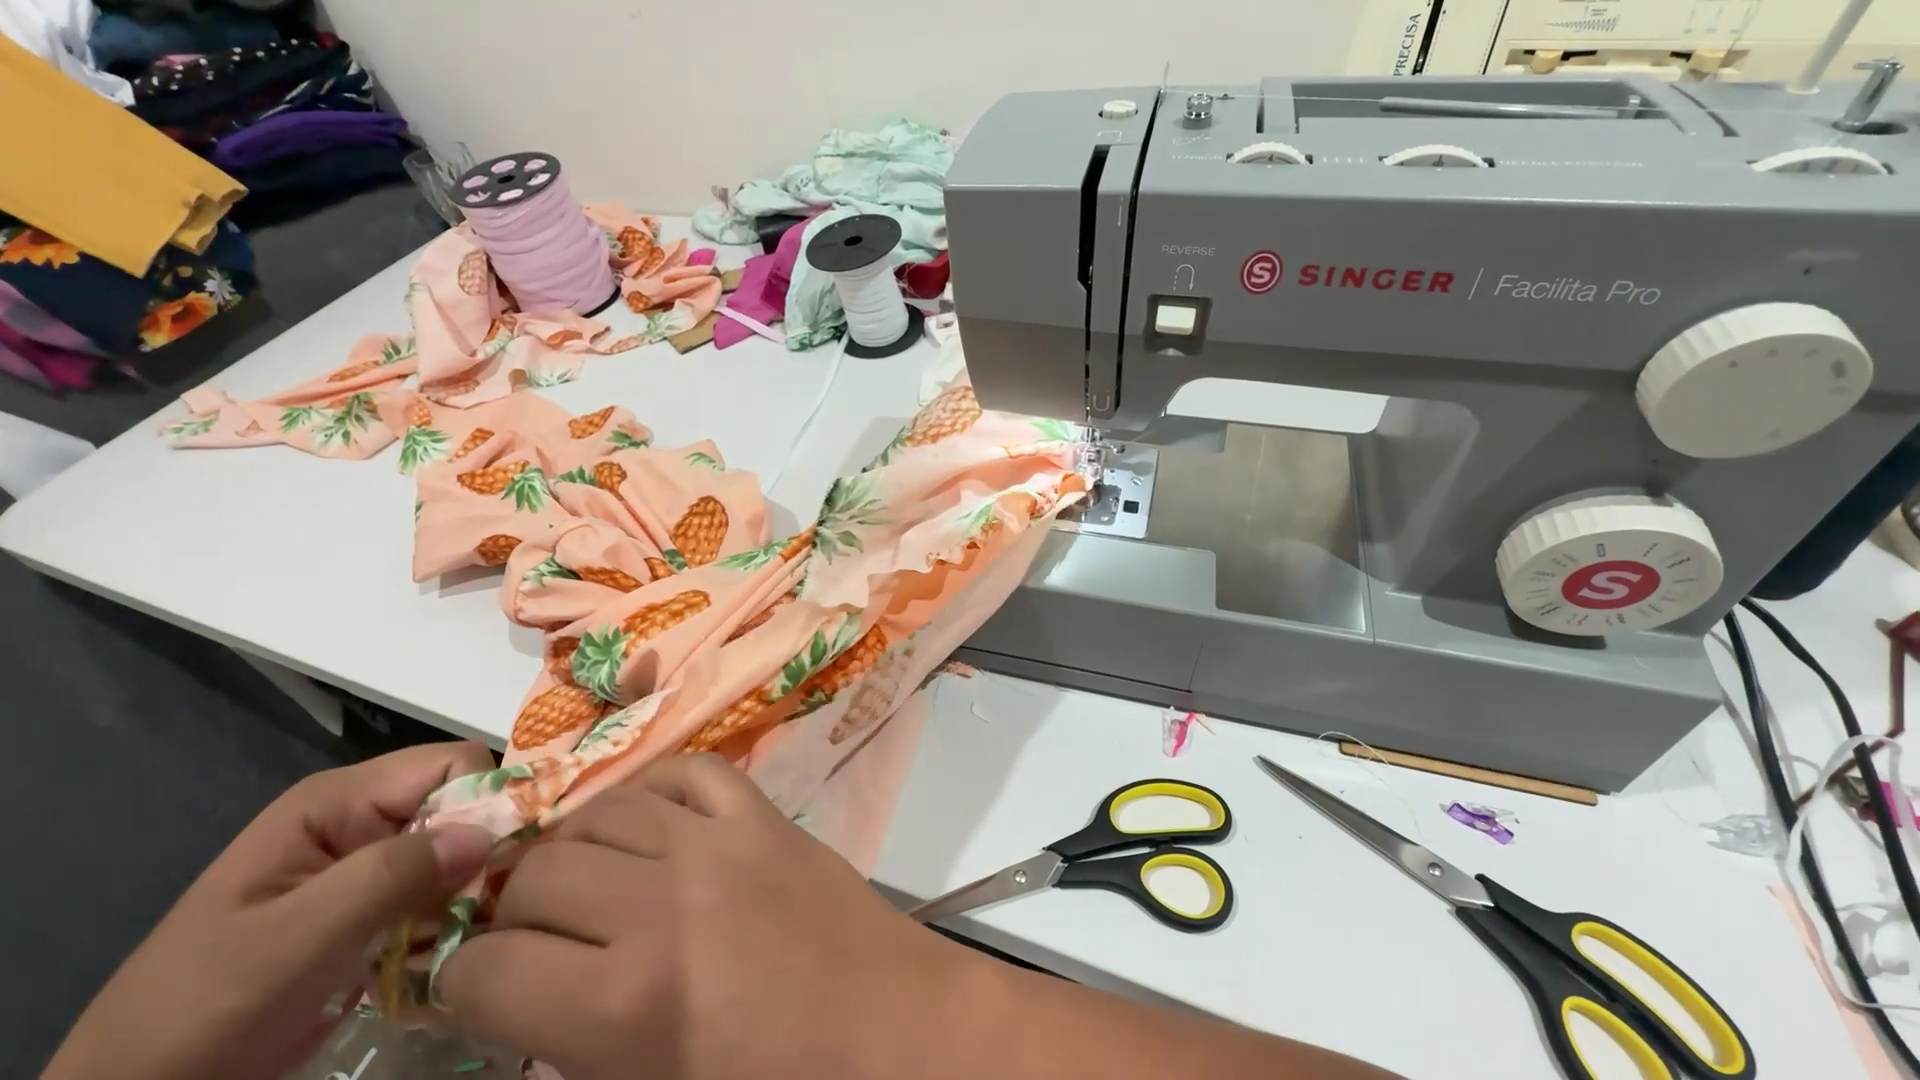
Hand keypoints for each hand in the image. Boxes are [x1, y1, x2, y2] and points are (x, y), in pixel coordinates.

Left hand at [44, 743, 497, 1079]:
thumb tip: (491, 831)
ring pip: (462, 855)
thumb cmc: (207, 1005)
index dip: (490, 803)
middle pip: (464, 808)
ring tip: (477, 943)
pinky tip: (454, 958)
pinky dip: (458, 923)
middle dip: (488, 855)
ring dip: (477, 895)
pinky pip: (443, 896)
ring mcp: (368, 869)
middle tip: (494, 914)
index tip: (507, 864)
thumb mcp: (296, 940)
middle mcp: (363, 821)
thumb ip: (392, 876)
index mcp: (338, 803)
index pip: (454, 765)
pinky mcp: (375, 913)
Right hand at [437, 754, 982, 1079]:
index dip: (469, 985)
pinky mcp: (763, 814)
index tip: (485, 992)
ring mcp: (718, 843)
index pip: (487, 967)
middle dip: (516, 915)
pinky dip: (652, 794)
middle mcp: (661, 904)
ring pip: (599, 812)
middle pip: (534, 876)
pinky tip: (649, 827)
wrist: (897, 1031)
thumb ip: (573, 1054)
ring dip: (574, 850)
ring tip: (590, 883)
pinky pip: (683, 772)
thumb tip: (518, 1008)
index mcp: (625, 1003)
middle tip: (541, 941)